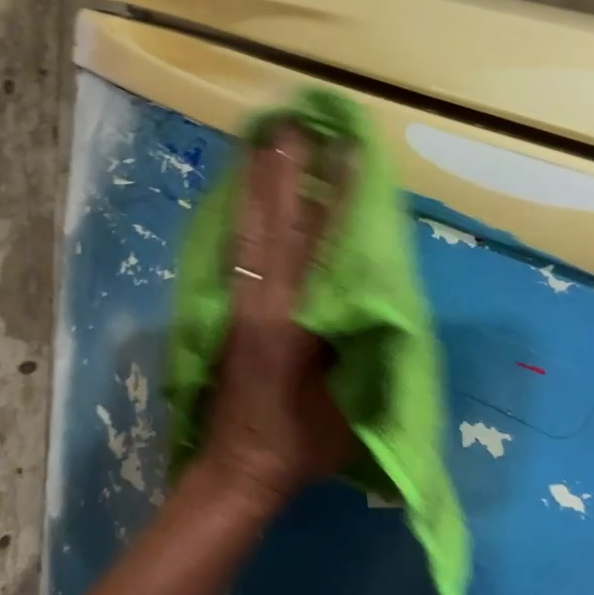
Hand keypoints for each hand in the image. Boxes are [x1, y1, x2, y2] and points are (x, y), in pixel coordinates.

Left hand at [200, 122, 357, 504]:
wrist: (236, 472)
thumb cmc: (298, 447)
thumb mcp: (345, 406)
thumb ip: (357, 352)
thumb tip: (369, 307)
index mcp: (295, 324)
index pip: (322, 246)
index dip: (336, 196)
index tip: (346, 149)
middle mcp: (262, 304)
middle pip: (275, 225)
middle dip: (285, 172)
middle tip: (292, 122)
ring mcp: (237, 309)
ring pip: (246, 234)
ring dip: (255, 186)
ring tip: (262, 142)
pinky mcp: (224, 318)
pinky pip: (232, 255)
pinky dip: (239, 220)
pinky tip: (241, 199)